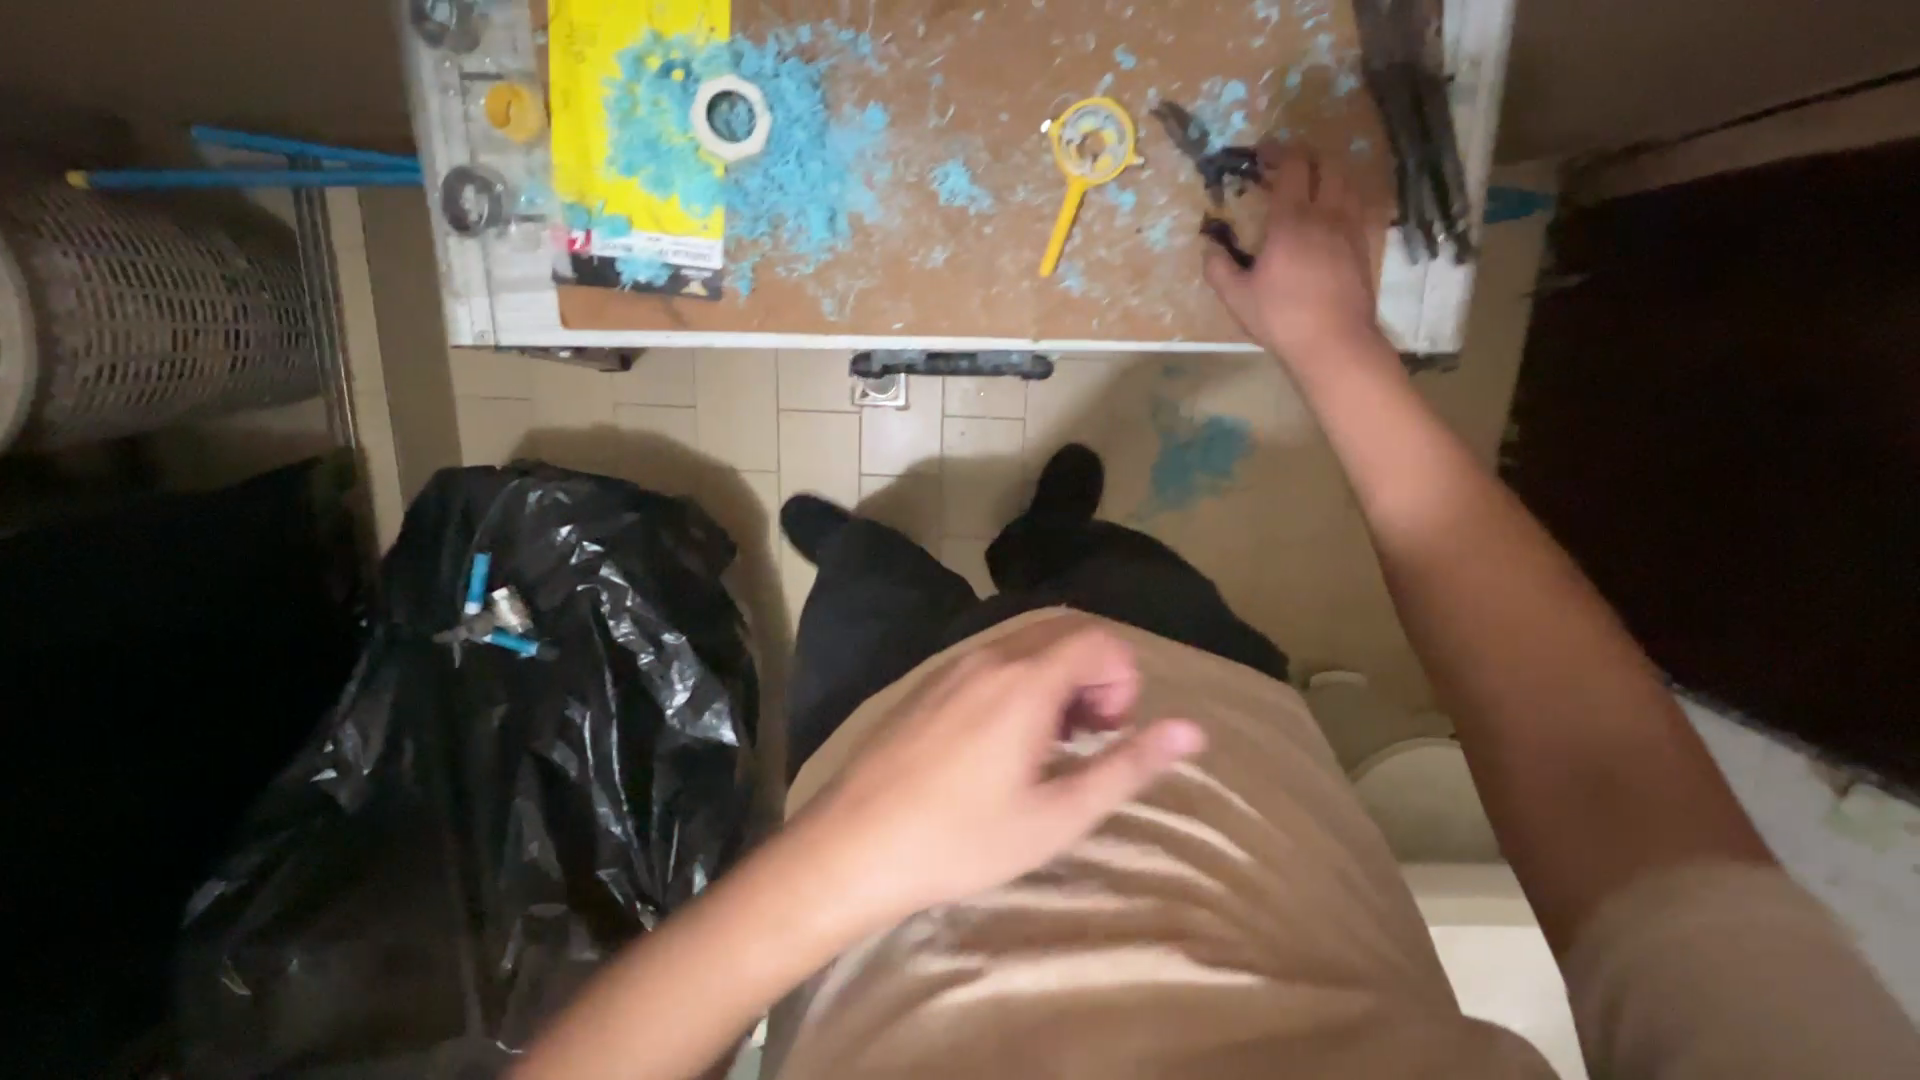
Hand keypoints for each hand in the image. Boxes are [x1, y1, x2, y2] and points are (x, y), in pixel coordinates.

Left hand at [794, 617, 1206, 925]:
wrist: (853, 847)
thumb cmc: (963, 840)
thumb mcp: (1058, 816)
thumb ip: (1127, 765)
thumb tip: (1193, 730)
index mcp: (1026, 680)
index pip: (1099, 639)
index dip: (1123, 680)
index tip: (1111, 733)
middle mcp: (989, 657)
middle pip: (1064, 634)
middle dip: (1094, 676)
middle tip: (1088, 739)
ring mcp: (950, 666)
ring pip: (1025, 646)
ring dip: (1056, 680)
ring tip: (1048, 747)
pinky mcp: (926, 684)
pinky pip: (990, 661)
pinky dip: (1019, 682)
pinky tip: (1001, 744)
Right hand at [1204, 141, 1384, 360]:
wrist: (1334, 342)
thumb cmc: (1281, 318)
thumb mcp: (1237, 298)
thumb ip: (1218, 268)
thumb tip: (1209, 248)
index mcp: (1291, 221)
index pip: (1293, 167)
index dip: (1278, 152)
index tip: (1262, 153)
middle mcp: (1325, 214)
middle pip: (1326, 164)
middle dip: (1306, 157)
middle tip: (1286, 166)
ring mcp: (1349, 228)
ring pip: (1346, 182)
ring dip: (1328, 174)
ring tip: (1311, 185)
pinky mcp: (1362, 245)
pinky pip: (1355, 206)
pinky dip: (1341, 198)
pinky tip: (1328, 215)